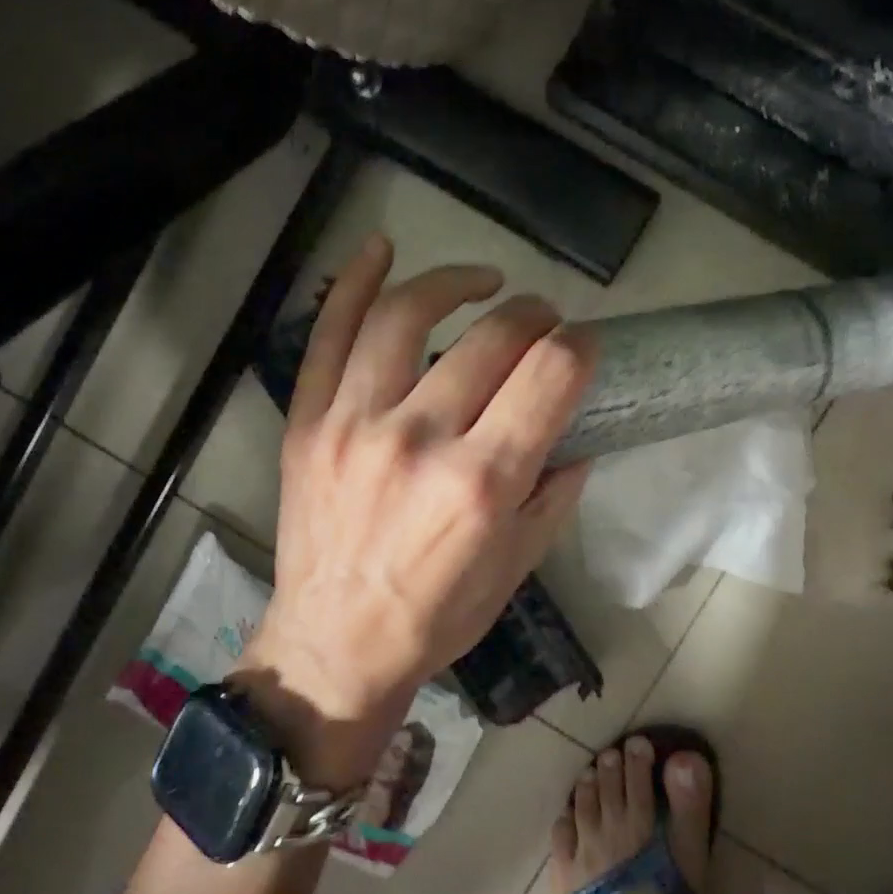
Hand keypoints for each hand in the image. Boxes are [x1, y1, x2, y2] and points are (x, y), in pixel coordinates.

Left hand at [253, 235, 595, 722]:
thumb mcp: (520, 562)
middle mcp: (419, 439)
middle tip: (544, 325)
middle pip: (493, 337)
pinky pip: (327, 334)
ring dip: (457, 282)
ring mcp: (354, 423)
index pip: (550, 374)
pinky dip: (352, 282)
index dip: (580, 346)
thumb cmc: (439, 615)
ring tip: (486, 283)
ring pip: (408, 315)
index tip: (585, 347)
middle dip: (535, 318)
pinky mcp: (308, 421)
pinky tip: (380, 248)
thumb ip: (555, 488)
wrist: (335, 645)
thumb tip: (577, 432)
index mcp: (482, 481)